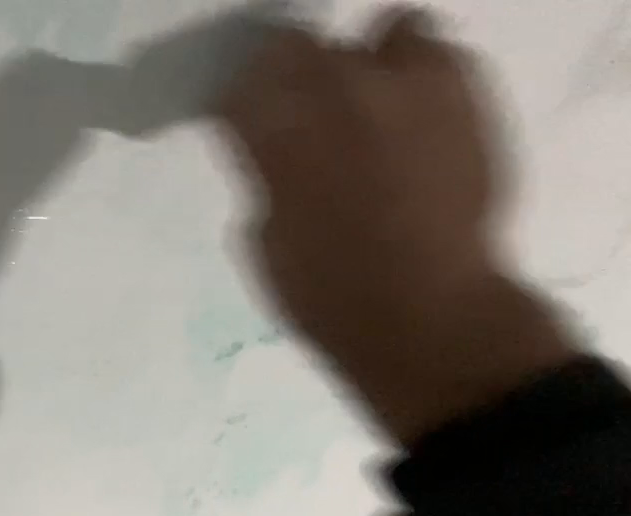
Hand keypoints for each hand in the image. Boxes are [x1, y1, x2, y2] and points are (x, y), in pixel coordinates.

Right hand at [213, 5, 571, 443]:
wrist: (420, 306)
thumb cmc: (320, 289)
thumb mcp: (264, 234)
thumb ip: (267, 174)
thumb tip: (271, 144)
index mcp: (281, 146)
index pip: (240, 90)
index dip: (227, 95)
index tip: (222, 109)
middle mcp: (347, 101)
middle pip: (301, 47)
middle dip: (281, 68)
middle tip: (277, 98)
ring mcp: (417, 91)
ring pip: (383, 30)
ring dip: (358, 57)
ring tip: (352, 94)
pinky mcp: (471, 95)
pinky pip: (438, 52)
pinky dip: (414, 69)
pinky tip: (402, 108)